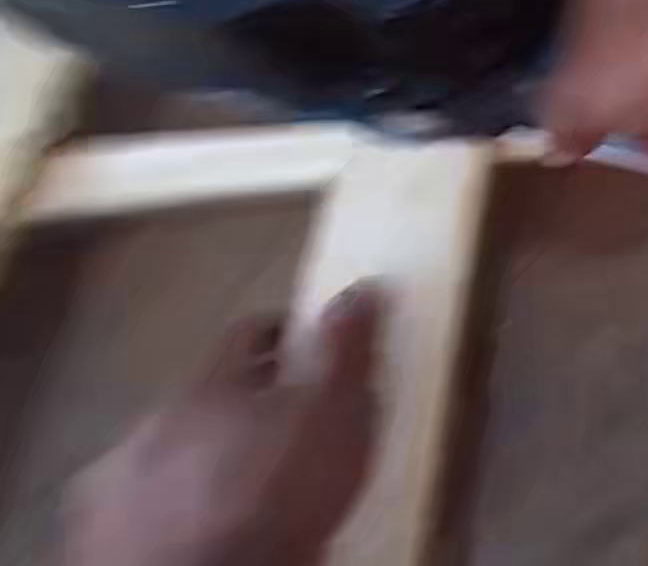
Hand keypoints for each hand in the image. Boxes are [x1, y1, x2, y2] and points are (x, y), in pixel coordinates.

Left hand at [63, 283, 385, 565]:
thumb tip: (359, 288)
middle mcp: (141, 431)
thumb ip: (348, 343)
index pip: (249, 332)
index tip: (328, 348)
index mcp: (199, 388)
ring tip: (273, 466)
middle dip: (258, 394)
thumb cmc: (287, 484)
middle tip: (308, 410)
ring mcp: (111, 496)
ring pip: (181, 447)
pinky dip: (195, 494)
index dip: (294, 332)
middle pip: (212, 391)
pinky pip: (161, 499)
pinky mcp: (106, 546)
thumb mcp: (341, 402)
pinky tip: (233, 510)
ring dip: (222, 446)